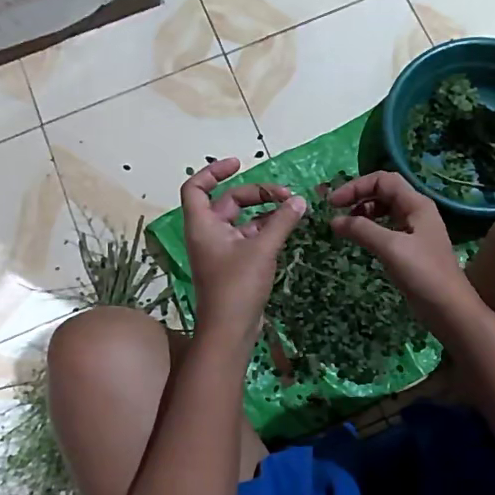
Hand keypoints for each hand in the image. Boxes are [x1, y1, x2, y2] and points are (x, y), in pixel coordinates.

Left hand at [181, 157, 304, 345]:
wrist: (229, 329)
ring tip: (293, 209)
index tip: (238, 164)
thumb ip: (282, 221)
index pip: (196, 187)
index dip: (213, 171)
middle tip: (286, 195)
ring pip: (241, 221)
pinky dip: (265, 230)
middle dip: (256, 194)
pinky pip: (248, 238)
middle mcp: (208, 234)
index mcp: (202, 225)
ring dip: (265, 212)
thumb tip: (299, 201)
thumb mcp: (262, 249)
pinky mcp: (233, 265)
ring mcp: (220, 250)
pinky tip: (287, 228)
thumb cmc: (237, 286)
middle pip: (228, 201)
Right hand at [327, 171, 479, 330]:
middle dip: (358, 197)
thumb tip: (333, 220)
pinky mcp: (410, 247)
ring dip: (363, 213)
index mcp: (416, 204)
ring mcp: (414, 230)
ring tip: (346, 227)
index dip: (356, 186)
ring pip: (384, 210)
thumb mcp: (390, 247)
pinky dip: (370, 229)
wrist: (448, 307)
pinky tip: (360, 240)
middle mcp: (416, 211)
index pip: (382, 180)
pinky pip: (386, 228)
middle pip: (383, 191)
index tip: (333, 203)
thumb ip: (361, 230)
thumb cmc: (422, 273)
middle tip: (335, 212)